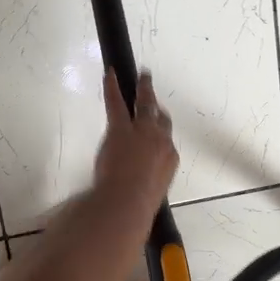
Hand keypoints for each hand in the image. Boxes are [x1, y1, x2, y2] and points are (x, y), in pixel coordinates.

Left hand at [93, 69, 178, 209]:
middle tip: (153, 94)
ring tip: (143, 77)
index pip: (166, 141)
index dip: (160, 133)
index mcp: (170, 160)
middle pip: (162, 119)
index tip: (155, 130)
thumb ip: (148, 183)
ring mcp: (142, 131)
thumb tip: (140, 184)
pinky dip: (112, 86)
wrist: (126, 201)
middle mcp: (161, 141)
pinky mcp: (121, 128)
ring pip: (146, 104)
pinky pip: (116, 102)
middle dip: (158, 106)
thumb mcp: (150, 195)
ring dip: (144, 89)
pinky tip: (110, 74)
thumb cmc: (137, 205)